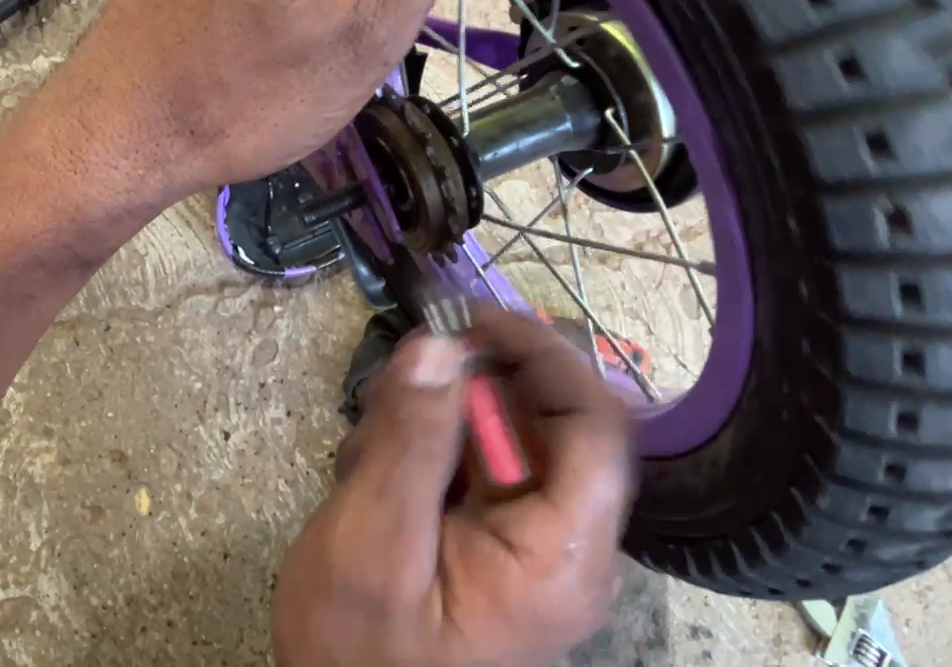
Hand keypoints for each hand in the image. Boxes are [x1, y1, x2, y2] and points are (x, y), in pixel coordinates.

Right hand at [272, 309, 633, 666]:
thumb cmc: (356, 649)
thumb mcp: (373, 540)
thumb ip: (408, 441)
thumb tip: (436, 343)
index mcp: (559, 553)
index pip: (594, 427)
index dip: (543, 355)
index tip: (467, 319)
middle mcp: (558, 537)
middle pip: (540, 416)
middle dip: (462, 387)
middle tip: (387, 393)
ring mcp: (522, 534)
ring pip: (494, 426)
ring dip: (427, 415)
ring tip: (365, 454)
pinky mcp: (486, 530)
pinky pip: (465, 454)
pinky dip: (414, 441)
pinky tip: (368, 473)